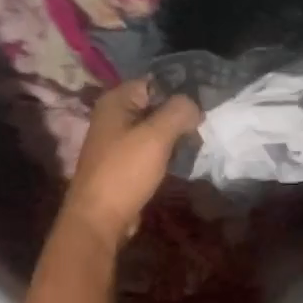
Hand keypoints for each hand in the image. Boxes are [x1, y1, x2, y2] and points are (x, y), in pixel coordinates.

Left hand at [62, 79, 202, 246]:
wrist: (100, 218)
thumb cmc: (125, 172)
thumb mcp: (156, 136)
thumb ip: (178, 113)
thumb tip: (194, 106)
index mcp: (115, 101)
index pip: (154, 83)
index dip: (179, 93)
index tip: (202, 109)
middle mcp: (113, 116)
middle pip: (155, 107)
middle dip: (179, 118)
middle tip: (202, 130)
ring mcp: (117, 142)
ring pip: (154, 131)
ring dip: (174, 139)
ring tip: (196, 146)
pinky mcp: (123, 165)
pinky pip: (150, 151)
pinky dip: (165, 155)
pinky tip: (180, 163)